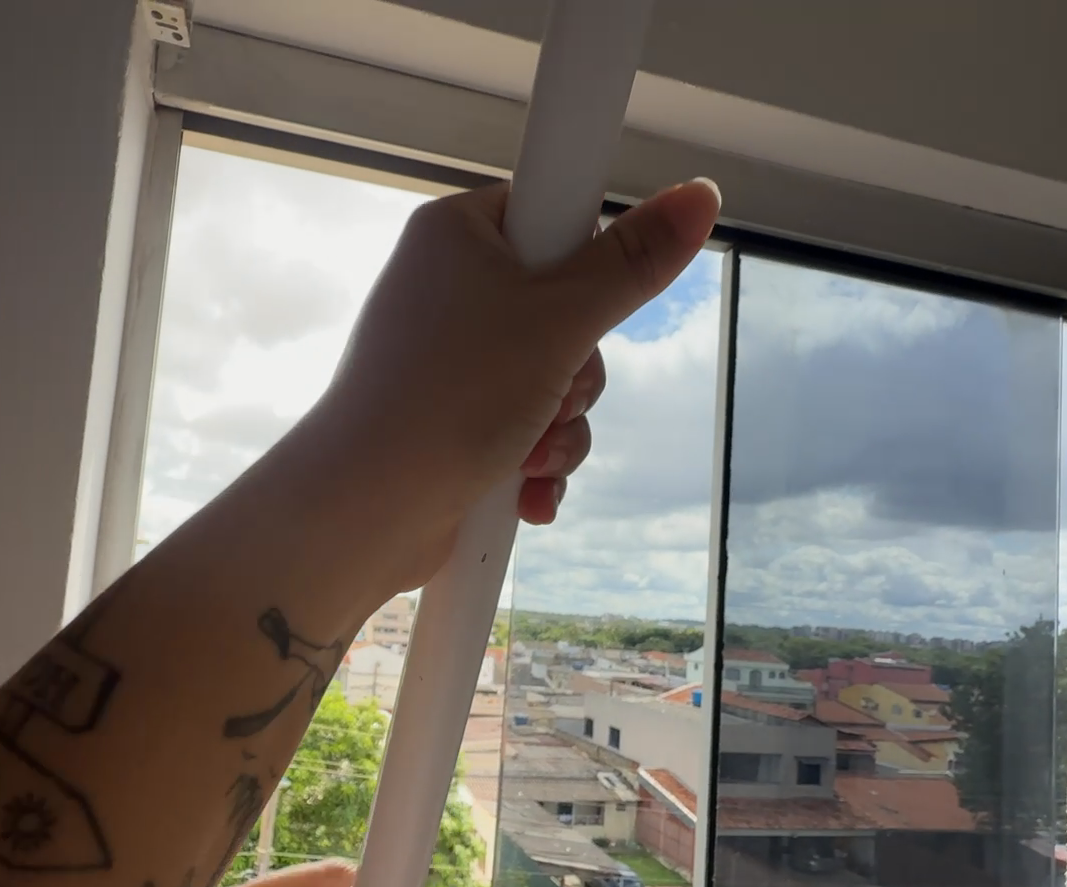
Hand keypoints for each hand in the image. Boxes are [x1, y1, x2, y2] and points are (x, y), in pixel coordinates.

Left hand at [294, 178, 720, 585]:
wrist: (368, 510)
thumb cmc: (451, 397)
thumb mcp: (561, 319)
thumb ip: (631, 263)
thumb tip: (699, 195)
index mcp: (457, 236)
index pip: (551, 216)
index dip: (584, 262)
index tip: (587, 302)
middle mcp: (447, 294)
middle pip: (563, 312)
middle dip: (575, 374)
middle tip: (550, 393)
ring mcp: (449, 365)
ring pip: (551, 382)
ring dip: (559, 430)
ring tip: (528, 455)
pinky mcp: (453, 423)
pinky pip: (523, 429)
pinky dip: (533, 462)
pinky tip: (524, 492)